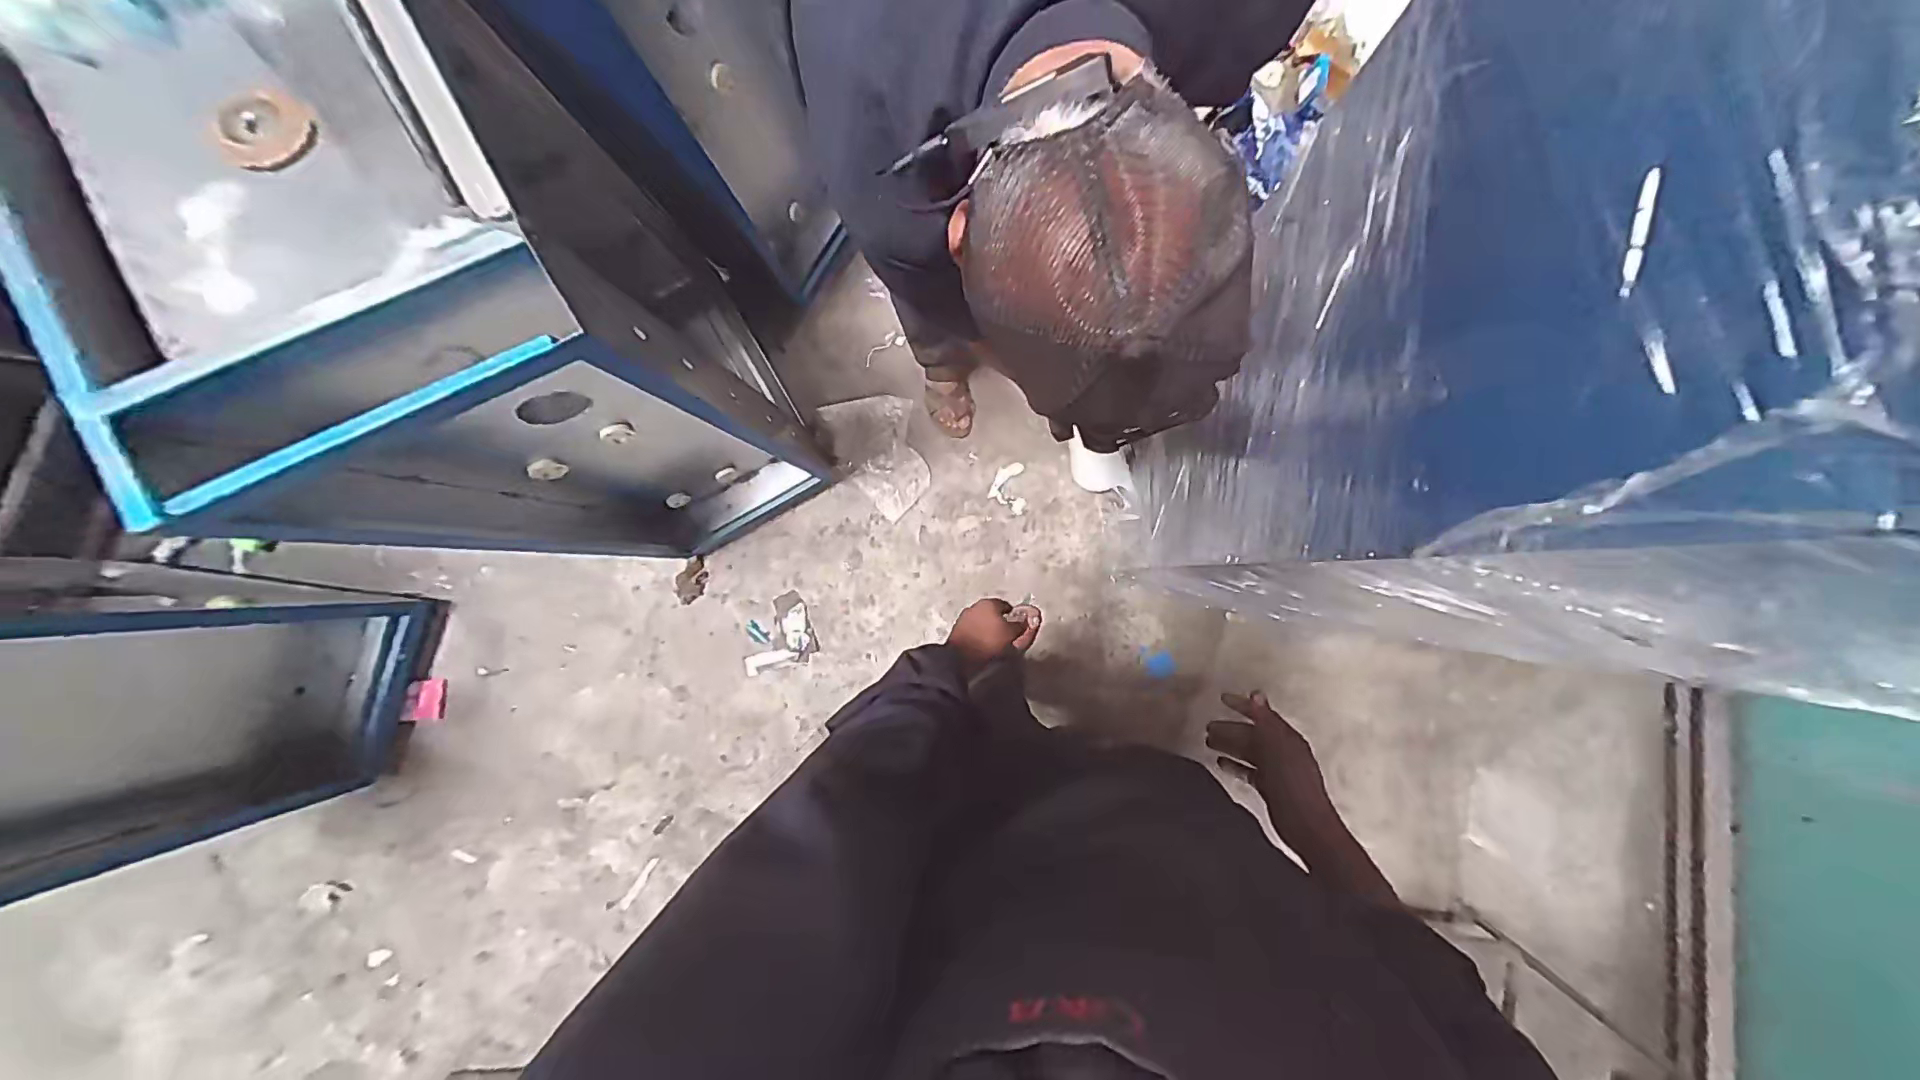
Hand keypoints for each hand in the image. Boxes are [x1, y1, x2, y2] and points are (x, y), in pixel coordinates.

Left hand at [946, 598, 1040, 673]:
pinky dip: (980, 635)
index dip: (1014, 616)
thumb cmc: (989, 642)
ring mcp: (964, 618)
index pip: (1007, 606)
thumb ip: (1022, 624)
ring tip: (996, 642)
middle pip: (993, 613)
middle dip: (1000, 622)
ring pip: (982, 621)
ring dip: (989, 629)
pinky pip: (974, 630)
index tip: (1018, 627)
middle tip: (1008, 635)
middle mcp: (975, 606)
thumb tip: (1030, 618)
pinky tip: (984, 645)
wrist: (961, 657)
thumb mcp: (1012, 633)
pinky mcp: (957, 631)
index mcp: (989, 603)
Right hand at [1208, 692, 1398, 905]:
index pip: (1262, 716)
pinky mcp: (1270, 787)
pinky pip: (1249, 770)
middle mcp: (1283, 752)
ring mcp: (1277, 770)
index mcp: (1288, 740)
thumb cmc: (1294, 787)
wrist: (1308, 829)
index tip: (1223, 698)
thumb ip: (1266, 722)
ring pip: (1249, 751)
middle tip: (1208, 725)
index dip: (1243, 706)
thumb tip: (1256, 694)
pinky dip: (1235, 764)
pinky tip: (1220, 764)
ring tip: (1208, 741)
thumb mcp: (1278, 751)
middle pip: (1253, 734)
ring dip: (1230, 745)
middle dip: (1231, 727)